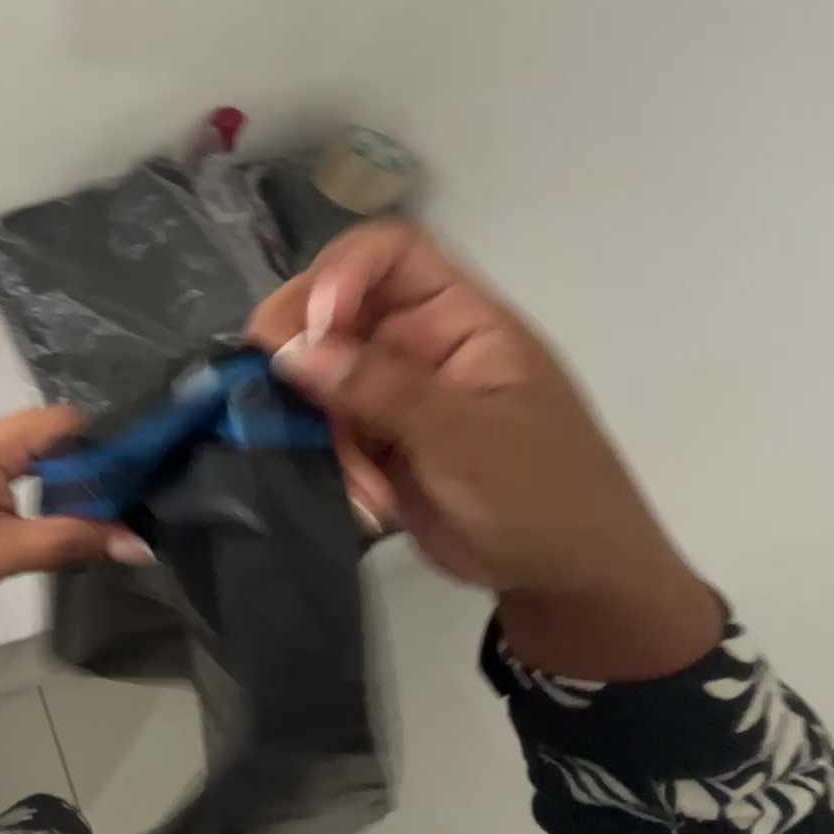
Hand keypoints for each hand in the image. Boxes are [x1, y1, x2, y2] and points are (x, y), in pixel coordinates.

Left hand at [0, 405, 151, 652]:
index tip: (139, 476)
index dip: (105, 443)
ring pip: (42, 453)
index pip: (67, 420)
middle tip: (131, 501)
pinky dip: (50, 487)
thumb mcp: (8, 551)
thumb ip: (73, 542)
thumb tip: (136, 543)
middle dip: (94, 466)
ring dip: (72, 480)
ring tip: (109, 513)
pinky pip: (25, 467)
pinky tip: (68, 517)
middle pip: (58, 434)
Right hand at [249, 221, 718, 678]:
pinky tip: (360, 496)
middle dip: (298, 347)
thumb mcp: (468, 438)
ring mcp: (383, 390)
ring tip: (354, 478)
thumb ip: (379, 388)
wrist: (560, 579)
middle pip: (328, 307)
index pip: (390, 254)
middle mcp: (413, 343)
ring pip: (309, 373)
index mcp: (460, 321)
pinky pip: (312, 424)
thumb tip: (291, 351)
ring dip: (313, 424)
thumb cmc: (545, 497)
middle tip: (274, 387)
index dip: (342, 272)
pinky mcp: (361, 433)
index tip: (314, 324)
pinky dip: (319, 457)